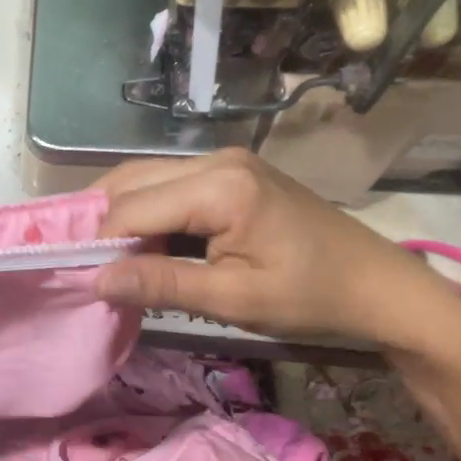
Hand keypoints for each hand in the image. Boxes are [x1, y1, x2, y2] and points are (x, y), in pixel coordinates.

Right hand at [93, 150, 460, 345]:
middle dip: (101, 222)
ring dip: (119, 214)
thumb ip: (162, 284)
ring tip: (105, 256)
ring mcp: (225, 161)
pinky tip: (139, 241)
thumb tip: (97, 280)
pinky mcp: (231, 172)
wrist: (380, 286)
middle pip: (131, 181)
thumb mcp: (234, 300)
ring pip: (144, 178)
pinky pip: (168, 183)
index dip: (99, 243)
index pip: (132, 209)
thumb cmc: (312, 297)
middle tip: (82, 265)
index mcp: (220, 187)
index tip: (80, 278)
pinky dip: (144, 210)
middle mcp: (216, 160)